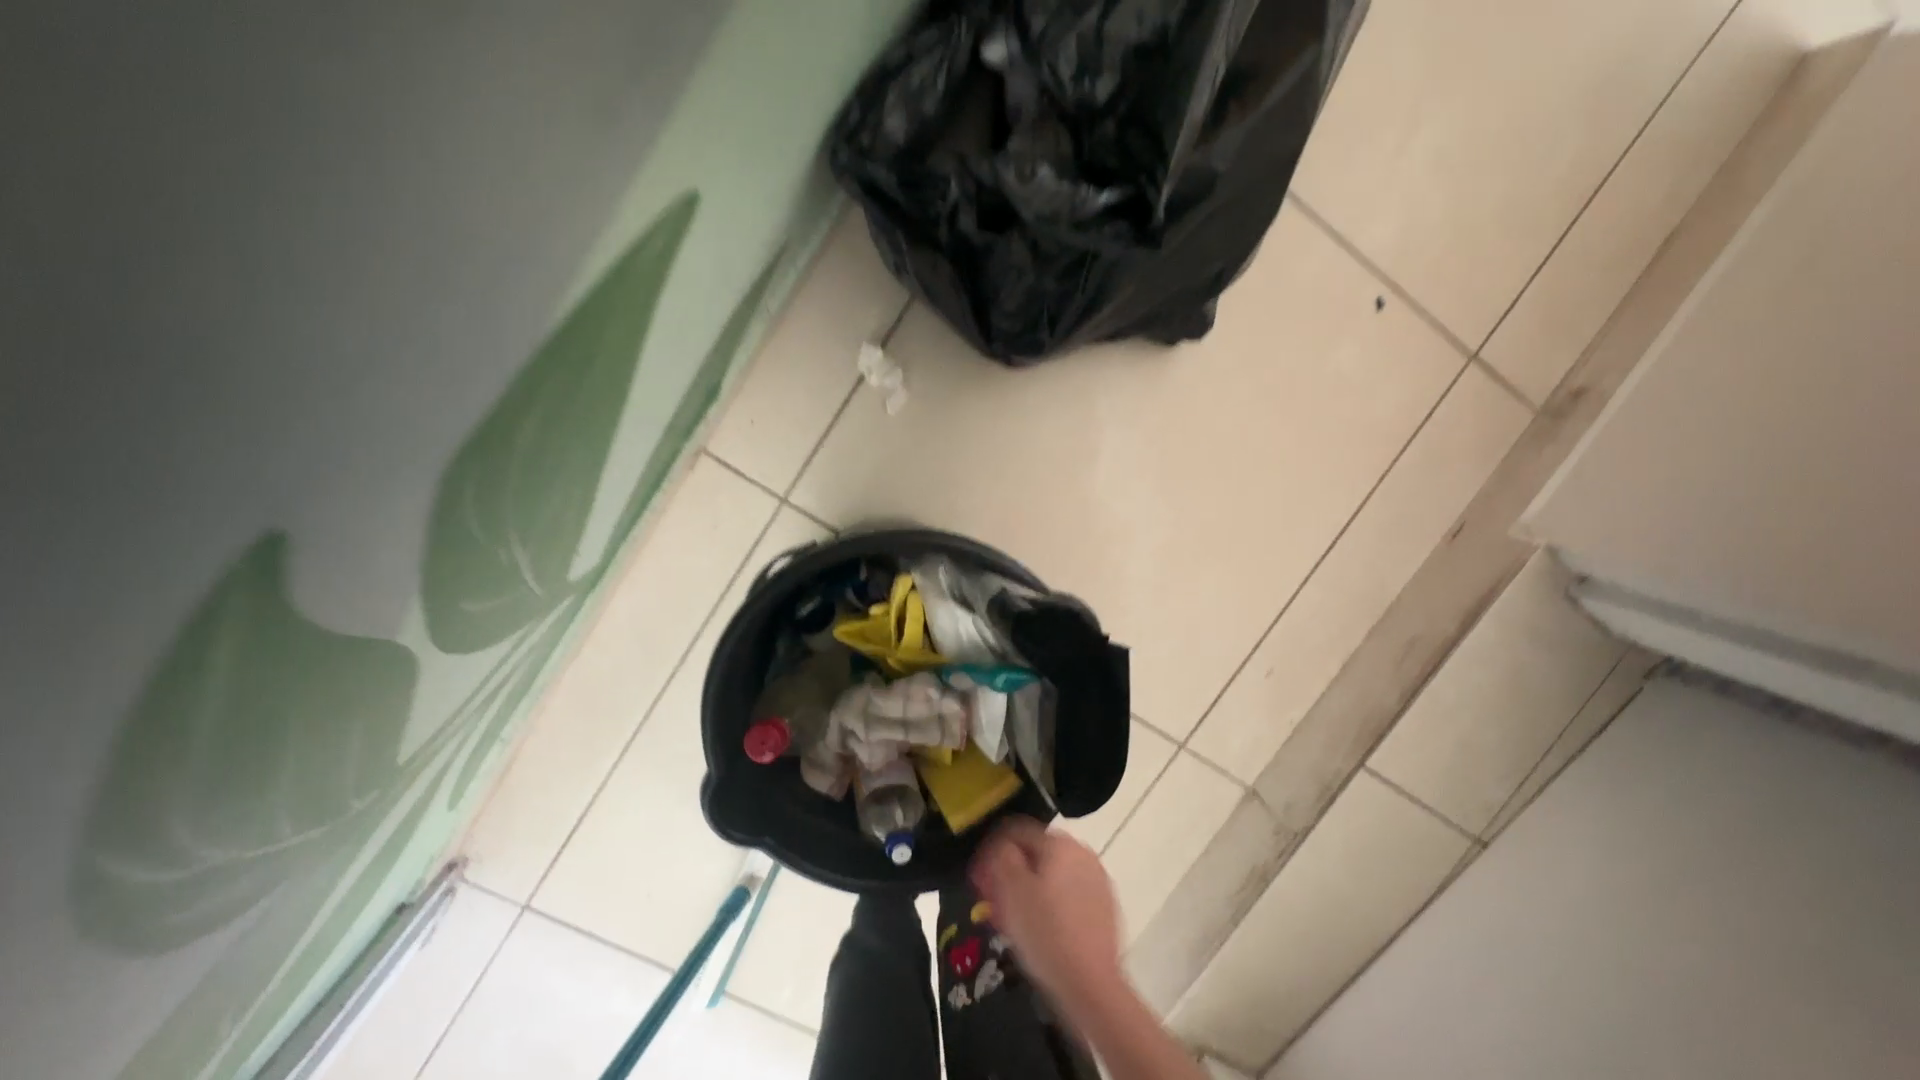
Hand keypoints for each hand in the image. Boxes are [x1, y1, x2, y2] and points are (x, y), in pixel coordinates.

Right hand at [970, 817, 1122, 1005]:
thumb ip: (1002, 856)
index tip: (979, 878)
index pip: (1017, 831)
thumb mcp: (1011, 890)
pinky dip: (1052, 902)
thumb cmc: (1044, 933)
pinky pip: (1069, 893)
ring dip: (1032, 886)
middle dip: (1013, 870)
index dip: (992, 851)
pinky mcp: (1105, 906)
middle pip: (1037, 853)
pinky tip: (1041, 927)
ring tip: (1015, 915)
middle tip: (995, 898)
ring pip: (1054, 874)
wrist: (1089, 983)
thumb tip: (1002, 846)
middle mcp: (1083, 853)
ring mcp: (1098, 880)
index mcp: (1060, 844)